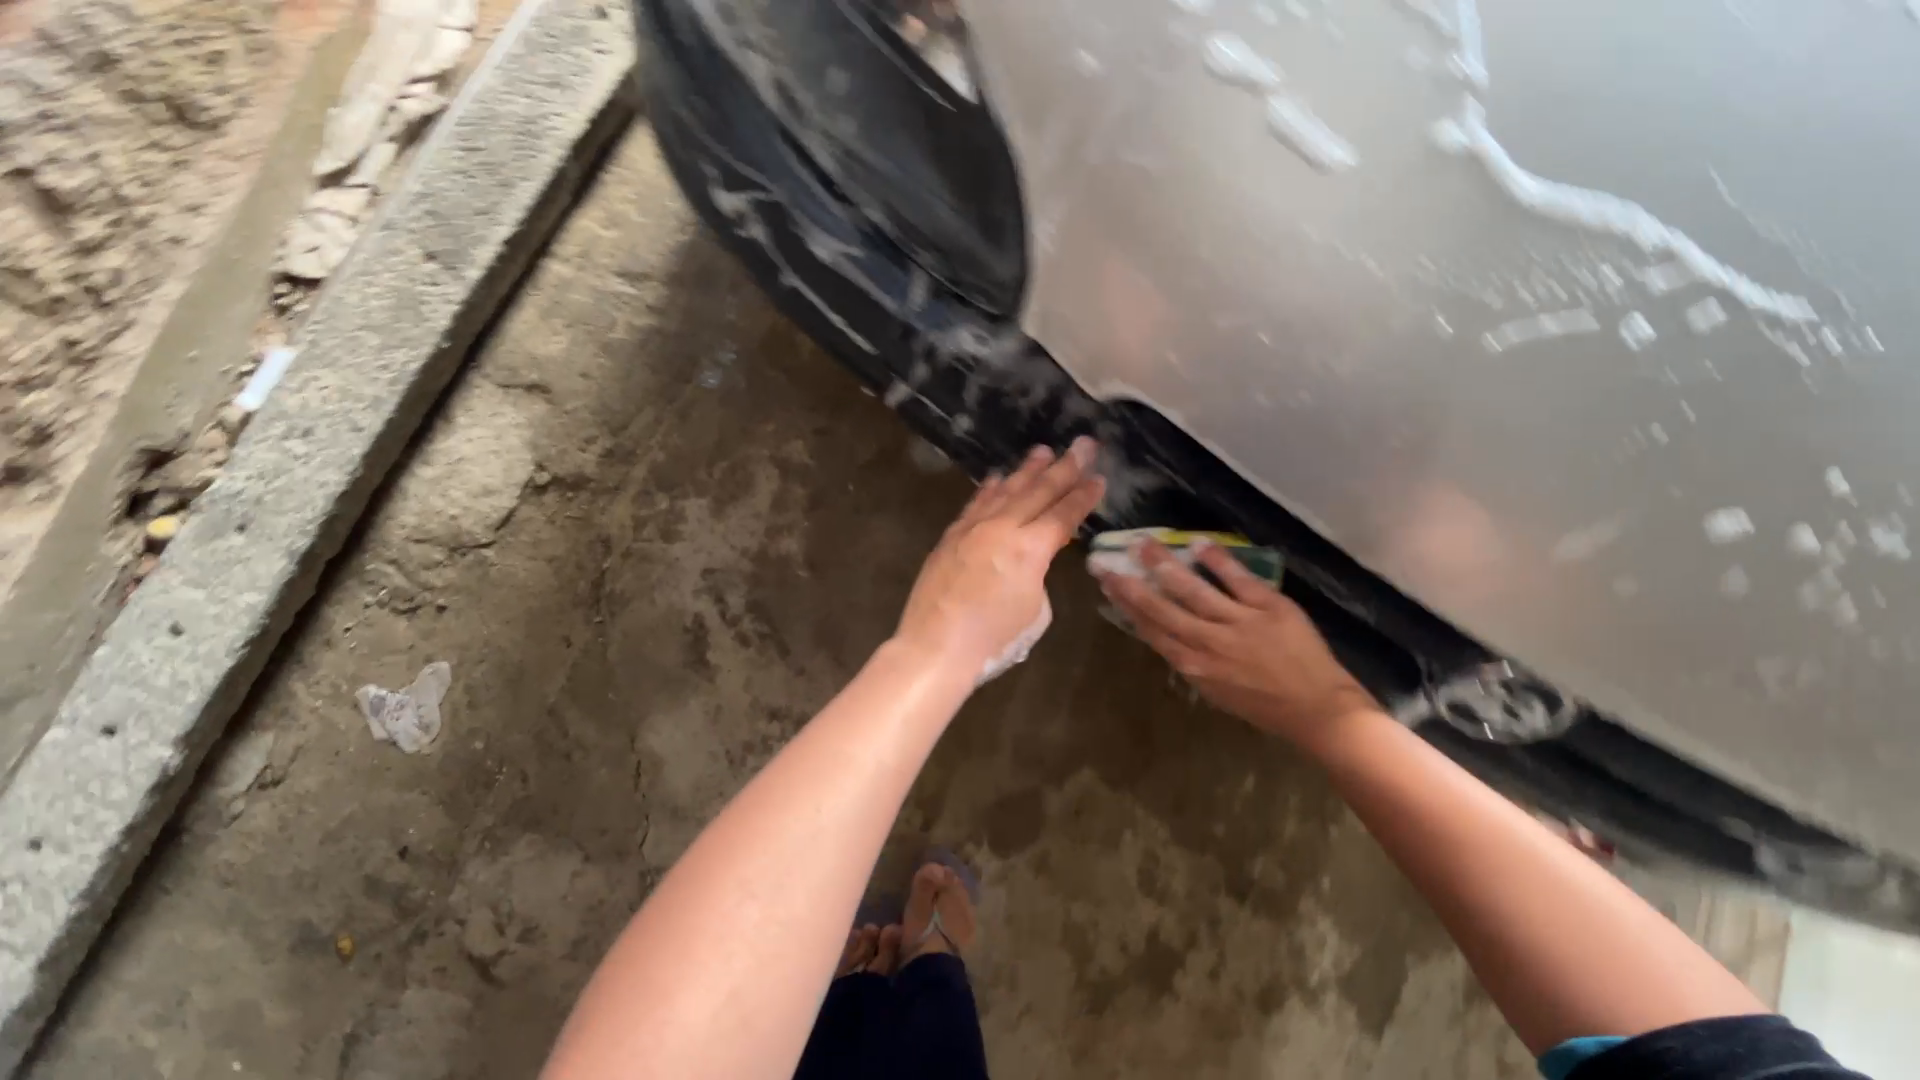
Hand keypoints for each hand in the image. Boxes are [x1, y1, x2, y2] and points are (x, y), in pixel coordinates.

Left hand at [894, 438, 1105, 678]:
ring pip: (1005, 491)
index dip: (1083, 496)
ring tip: (1043, 451)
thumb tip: (1028, 562)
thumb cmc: (994, 639)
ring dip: (1026, 470)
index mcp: (1031, 549)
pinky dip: (989, 489)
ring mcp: (972, 529)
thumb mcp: (1035, 611)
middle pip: (1038, 492)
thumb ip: (1037, 576)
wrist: (936, 647)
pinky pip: (975, 504)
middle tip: (1083, 444)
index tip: (1098, 477)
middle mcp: (1002, 528)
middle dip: (1064, 467)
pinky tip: (997, 478)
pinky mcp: (950, 537)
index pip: (1064, 515)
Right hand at [1097, 540, 1380, 746]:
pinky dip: (1217, 561)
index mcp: (1195, 666)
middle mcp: (1210, 643)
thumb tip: (1166, 632)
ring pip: (1193, 590)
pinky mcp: (1269, 607)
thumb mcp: (1216, 691)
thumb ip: (1191, 661)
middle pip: (1162, 608)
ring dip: (1165, 565)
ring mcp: (1239, 623)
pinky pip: (1238, 579)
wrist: (1318, 708)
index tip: (1107, 583)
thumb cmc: (1264, 705)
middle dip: (1132, 583)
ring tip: (1144, 544)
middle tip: (1108, 560)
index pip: (1151, 629)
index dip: (1126, 604)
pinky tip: (1198, 544)